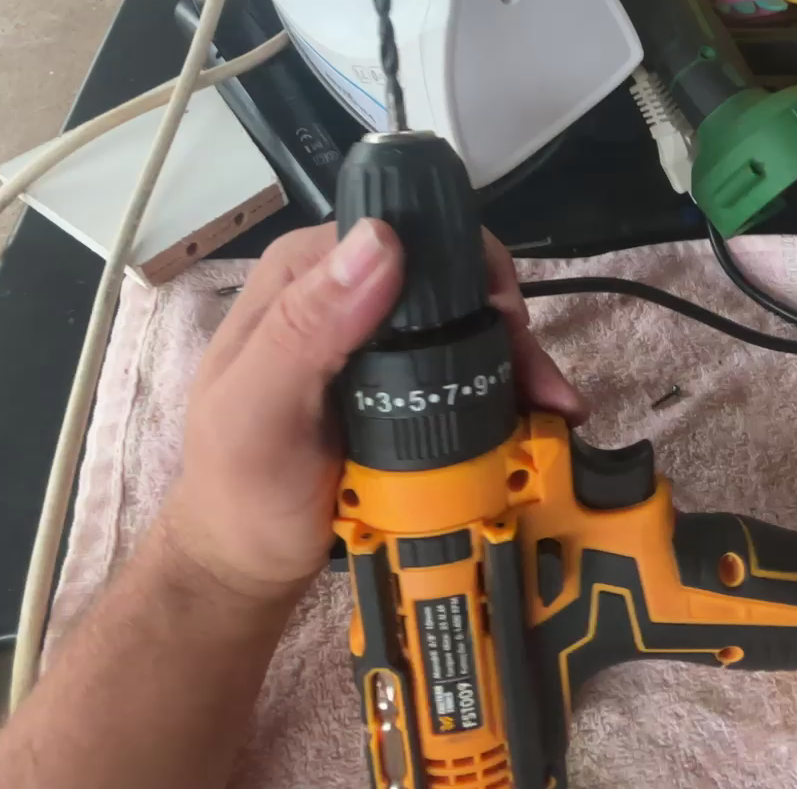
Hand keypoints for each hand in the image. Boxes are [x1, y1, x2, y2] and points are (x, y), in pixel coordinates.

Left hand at [159, 220, 585, 602]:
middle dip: (504, 321)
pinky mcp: (406, 381)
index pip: (402, 234)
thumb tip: (382, 240)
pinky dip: (508, 387)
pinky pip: (469, 365)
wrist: (250, 562)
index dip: (464, 265)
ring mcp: (381, 339)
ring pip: (468, 321)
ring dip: (518, 358)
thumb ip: (304, 329)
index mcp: (306, 273)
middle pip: (450, 279)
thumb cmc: (242, 490)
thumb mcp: (257, 410)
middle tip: (536, 376)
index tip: (504, 317)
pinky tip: (541, 414)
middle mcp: (348, 292)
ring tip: (554, 405)